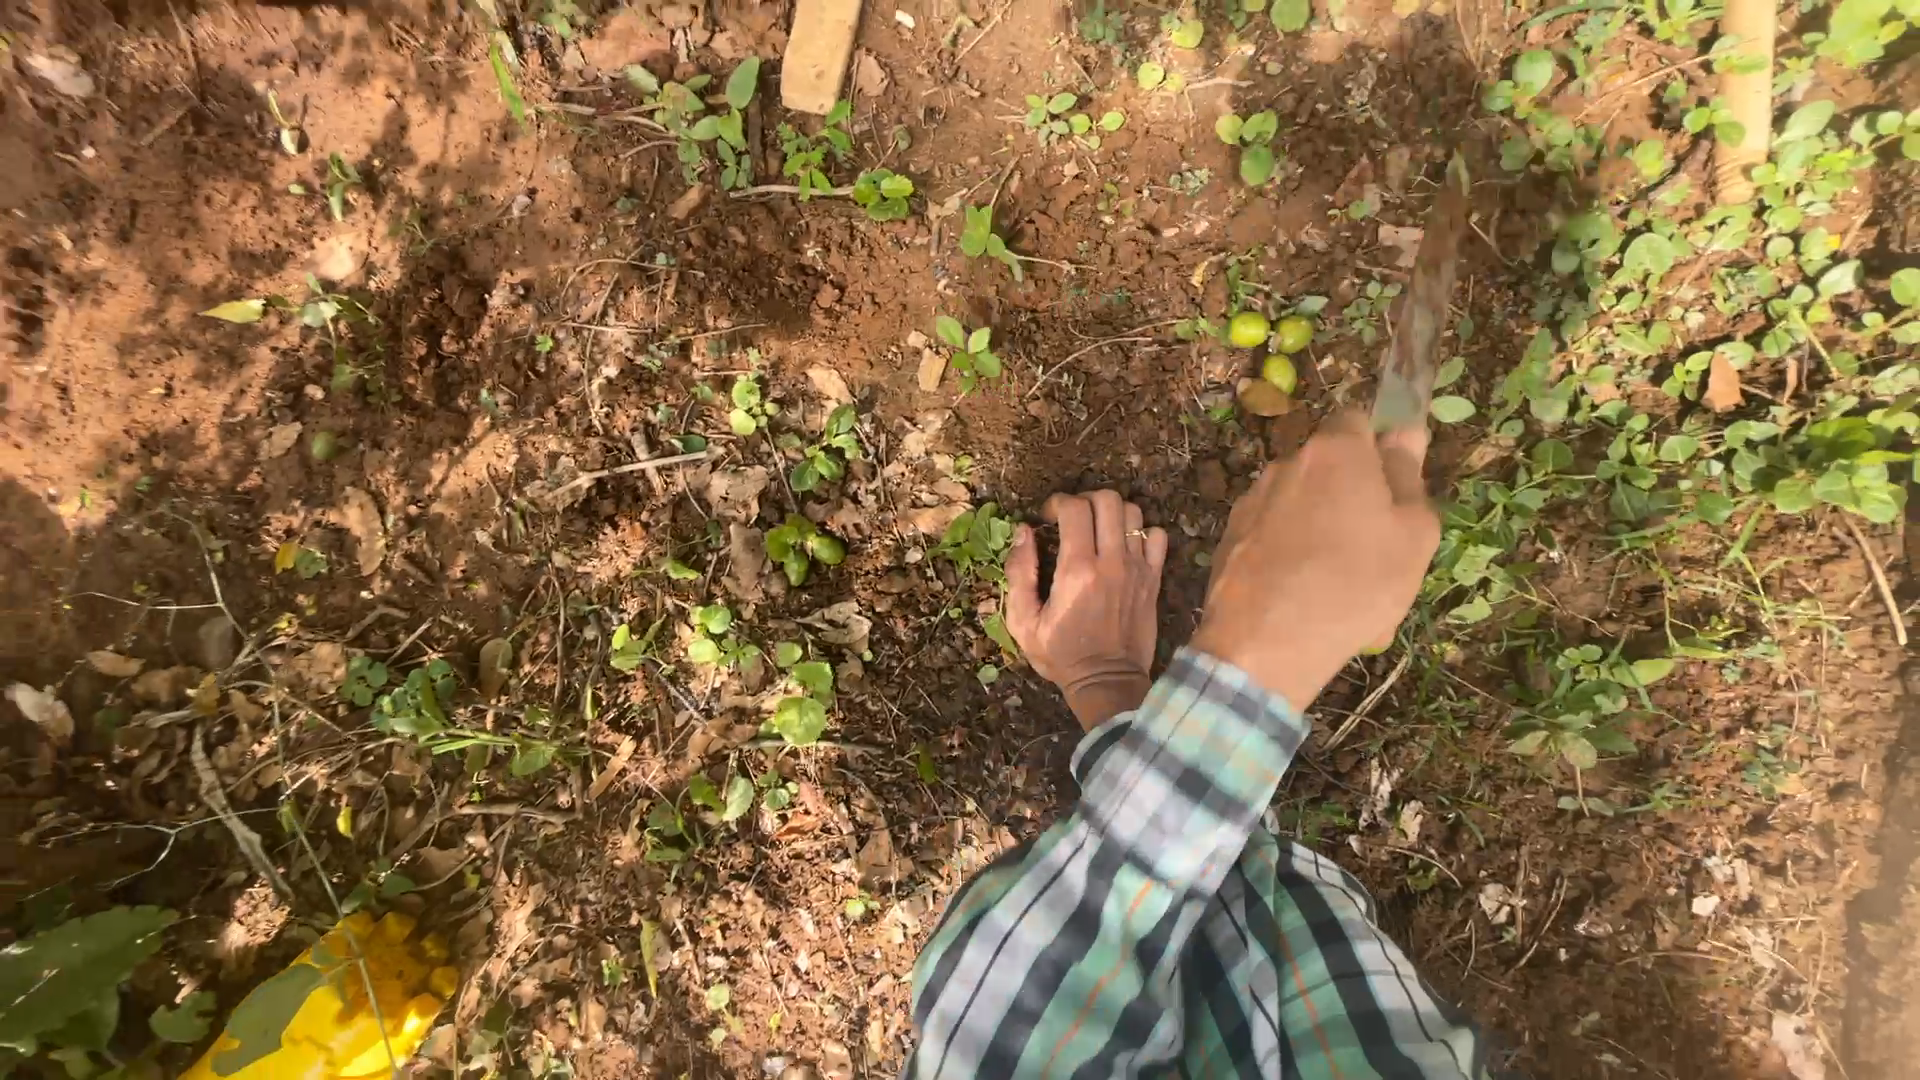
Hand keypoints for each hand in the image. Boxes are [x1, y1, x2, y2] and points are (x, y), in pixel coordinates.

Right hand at [1005, 491, 1168, 730]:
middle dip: (1085, 500)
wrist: (1108, 682)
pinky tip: (1124, 546)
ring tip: (1097, 529)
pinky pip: (1157, 536)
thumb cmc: (1060, 654)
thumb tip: (1023, 531)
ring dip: (1112, 513)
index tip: (1047, 518)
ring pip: (1134, 513)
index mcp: (1077, 570)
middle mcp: (1111, 562)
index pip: (1073, 508)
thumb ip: (1019, 573)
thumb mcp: (1024, 621)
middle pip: (1108, 500)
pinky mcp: (1154, 580)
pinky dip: (1141, 532)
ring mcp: (1138, 569)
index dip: (1056, 503)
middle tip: (1072, 519)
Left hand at [1193, 410, 1438, 707]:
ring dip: (1319, 528)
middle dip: (1350, 494)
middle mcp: (1283, 465)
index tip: (1393, 488)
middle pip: (1326, 466)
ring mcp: (1249, 501)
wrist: (1265, 641)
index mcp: (1332, 451)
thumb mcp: (1412, 533)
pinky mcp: (1228, 537)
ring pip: (1298, 503)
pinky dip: (1288, 554)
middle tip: (1375, 546)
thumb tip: (1404, 433)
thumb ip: (1407, 475)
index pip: (1357, 421)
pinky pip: (1271, 534)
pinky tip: (1303, 595)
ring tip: (1340, 583)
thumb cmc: (1355, 584)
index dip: (1377, 449)